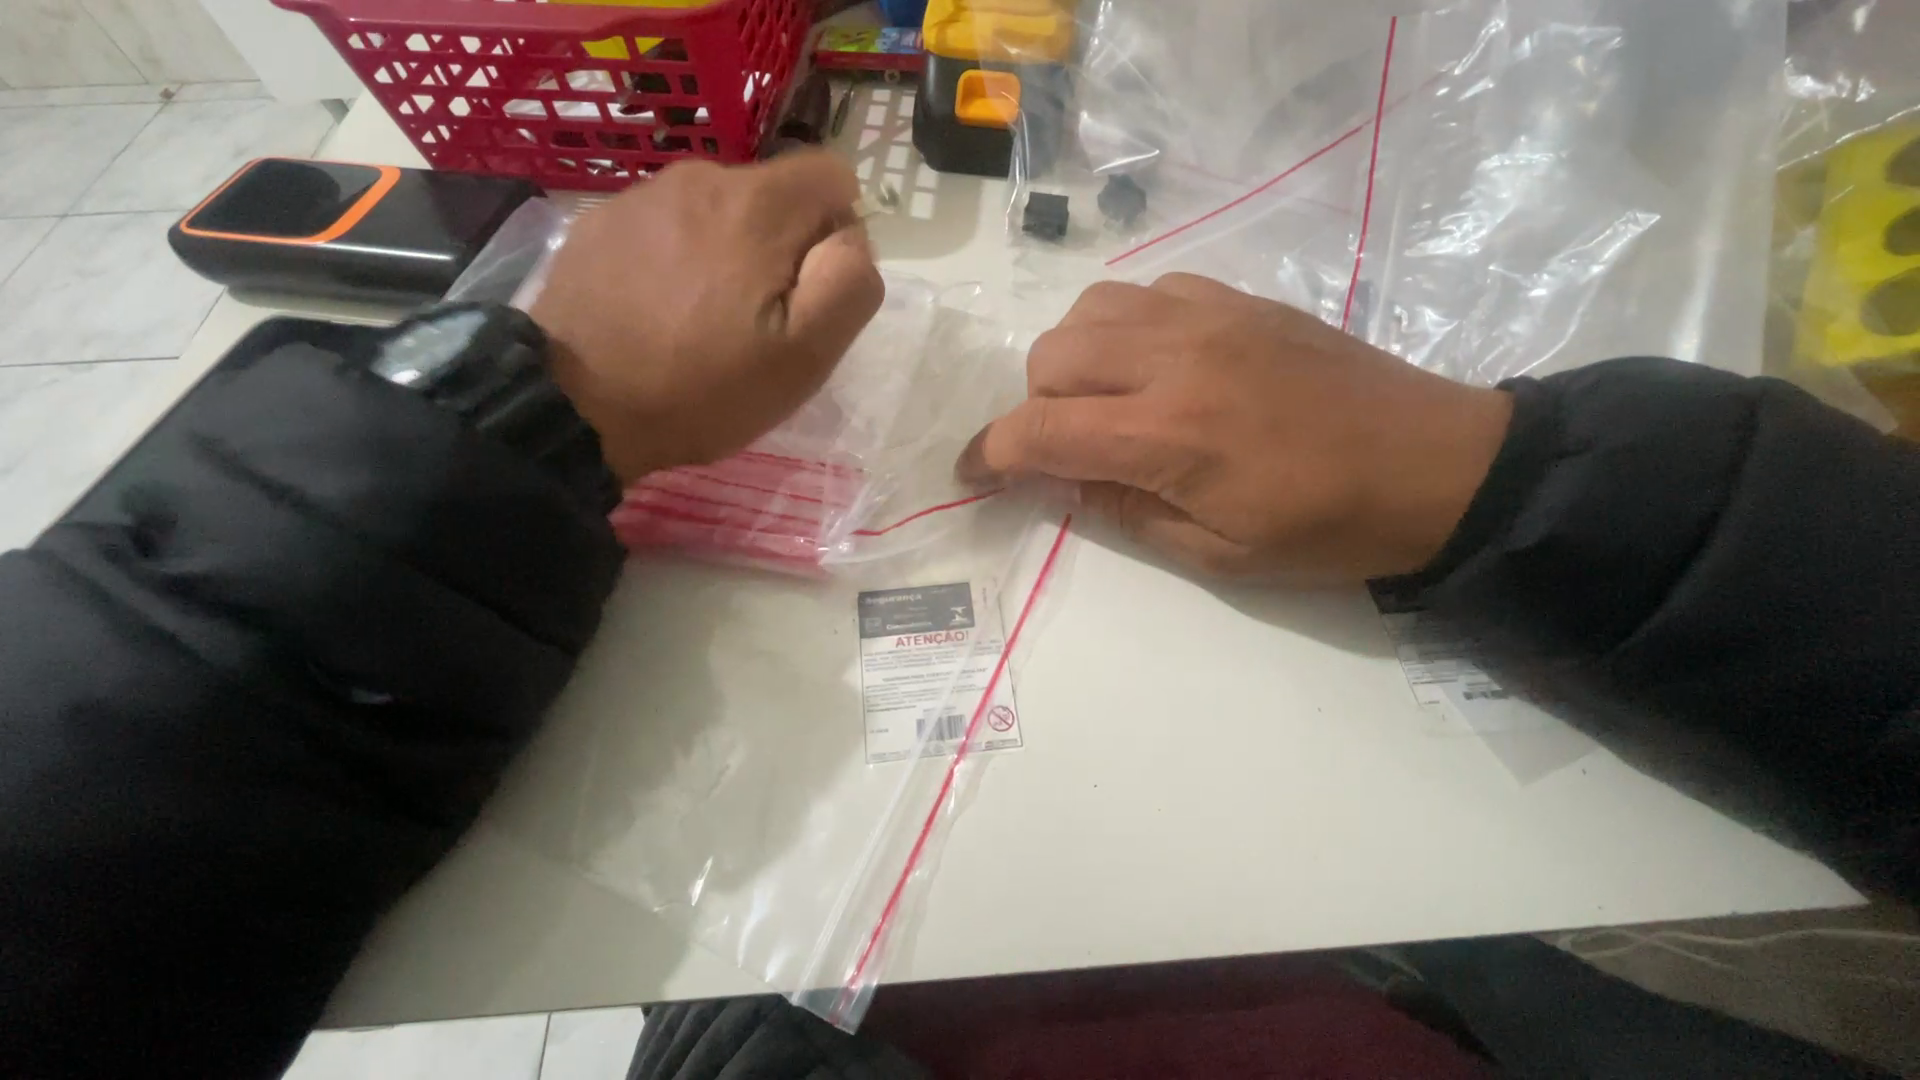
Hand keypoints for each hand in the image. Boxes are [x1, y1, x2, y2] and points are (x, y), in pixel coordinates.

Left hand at [531, 151, 883, 481]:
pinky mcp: (600, 223)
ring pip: (719, 210)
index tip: (814, 293)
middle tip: (758, 323)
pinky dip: (678, 259)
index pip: (834, 176)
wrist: (576, 407)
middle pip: (774, 196)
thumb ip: (849, 282)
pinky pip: (667, 227)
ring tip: (705, 320)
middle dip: (783, 248)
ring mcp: (642, 196)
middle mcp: (701, 176)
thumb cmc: (704, 389)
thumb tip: (849, 238)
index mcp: (760, 204)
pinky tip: (659, 311)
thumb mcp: (806, 355)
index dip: (841, 233)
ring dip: (730, 253)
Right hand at [958, 274, 1513, 581]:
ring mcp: (1208, 316)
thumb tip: (1058, 481)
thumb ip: (1122, 511)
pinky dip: (1122, 328)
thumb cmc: (1327, 530)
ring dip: (1072, 361)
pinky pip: (1143, 291)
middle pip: (1051, 358)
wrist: (1438, 464)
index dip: (990, 455)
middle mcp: (1174, 360)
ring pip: (1088, 310)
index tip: (973, 474)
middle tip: (1065, 449)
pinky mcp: (1238, 298)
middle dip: (1035, 410)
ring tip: (1103, 403)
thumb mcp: (1216, 554)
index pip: (1040, 431)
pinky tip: (1153, 364)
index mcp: (1169, 436)